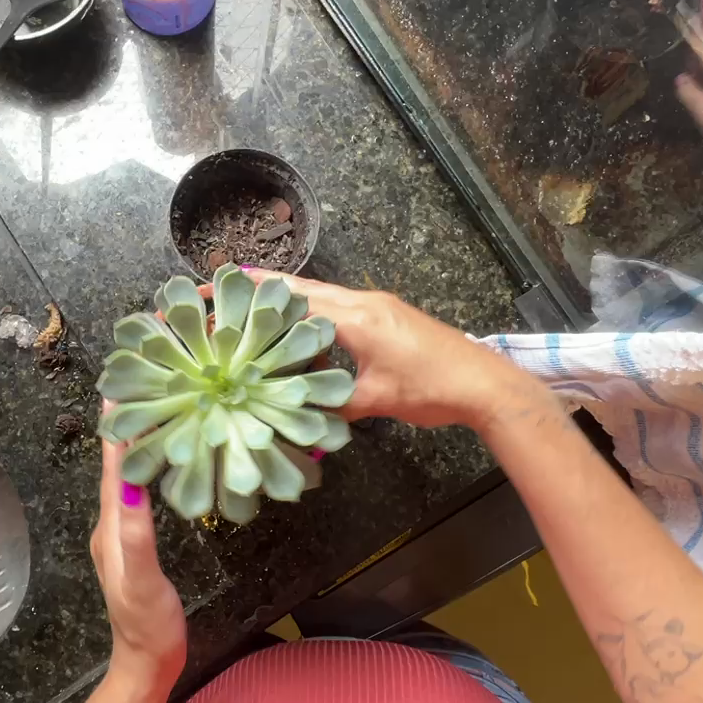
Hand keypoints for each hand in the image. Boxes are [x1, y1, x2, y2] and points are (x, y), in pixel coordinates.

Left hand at [94, 415, 185, 693]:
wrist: (146, 663)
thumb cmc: (149, 624)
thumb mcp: (143, 579)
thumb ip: (136, 534)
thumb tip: (130, 484)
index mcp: (112, 525)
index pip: (113, 467)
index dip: (117, 429)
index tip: (118, 389)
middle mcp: (111, 522)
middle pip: (116, 466)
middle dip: (123, 427)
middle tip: (134, 387)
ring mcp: (121, 532)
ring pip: (126, 477)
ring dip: (132, 444)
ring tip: (146, 412)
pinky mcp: (135, 540)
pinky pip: (137, 492)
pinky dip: (143, 468)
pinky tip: (156, 461)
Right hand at [245, 270, 554, 433]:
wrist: (485, 383)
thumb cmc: (431, 389)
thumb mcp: (375, 402)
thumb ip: (331, 406)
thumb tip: (298, 417)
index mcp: (355, 317)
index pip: (293, 297)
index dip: (253, 291)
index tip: (217, 285)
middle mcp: (362, 302)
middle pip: (301, 288)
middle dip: (261, 289)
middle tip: (222, 295)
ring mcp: (376, 306)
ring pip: (320, 296)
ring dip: (287, 302)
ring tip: (251, 315)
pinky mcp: (386, 316)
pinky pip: (338, 308)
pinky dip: (312, 316)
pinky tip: (299, 337)